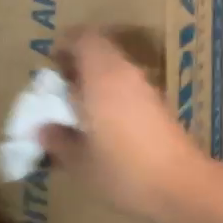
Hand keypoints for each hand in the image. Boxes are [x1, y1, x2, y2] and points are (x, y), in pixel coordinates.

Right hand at [44, 29, 207, 222]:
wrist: (179, 184)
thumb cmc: (123, 170)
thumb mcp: (79, 162)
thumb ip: (58, 140)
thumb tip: (43, 128)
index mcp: (103, 76)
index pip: (85, 38)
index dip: (66, 45)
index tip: (51, 65)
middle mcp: (125, 72)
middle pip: (101, 50)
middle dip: (78, 64)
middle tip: (60, 89)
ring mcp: (145, 87)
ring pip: (115, 68)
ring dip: (96, 79)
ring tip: (77, 109)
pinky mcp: (158, 103)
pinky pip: (128, 85)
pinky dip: (112, 93)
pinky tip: (102, 124)